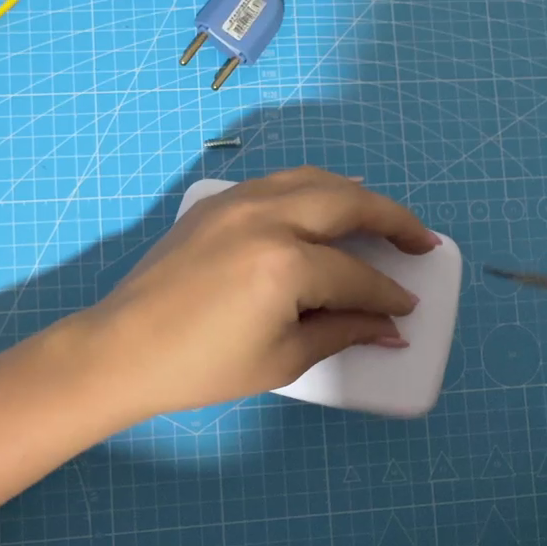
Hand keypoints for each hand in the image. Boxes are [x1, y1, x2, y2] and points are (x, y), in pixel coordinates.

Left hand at [70, 167, 436, 419]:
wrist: (125, 346)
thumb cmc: (202, 366)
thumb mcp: (281, 358)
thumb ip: (341, 332)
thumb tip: (388, 326)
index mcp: (285, 263)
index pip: (356, 274)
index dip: (387, 295)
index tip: (407, 307)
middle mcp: (266, 216)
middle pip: (346, 202)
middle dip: (393, 219)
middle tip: (421, 240)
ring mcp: (237, 201)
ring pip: (311, 179)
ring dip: (353, 194)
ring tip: (380, 215)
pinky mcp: (216, 202)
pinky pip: (277, 182)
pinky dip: (311, 188)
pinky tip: (322, 205)